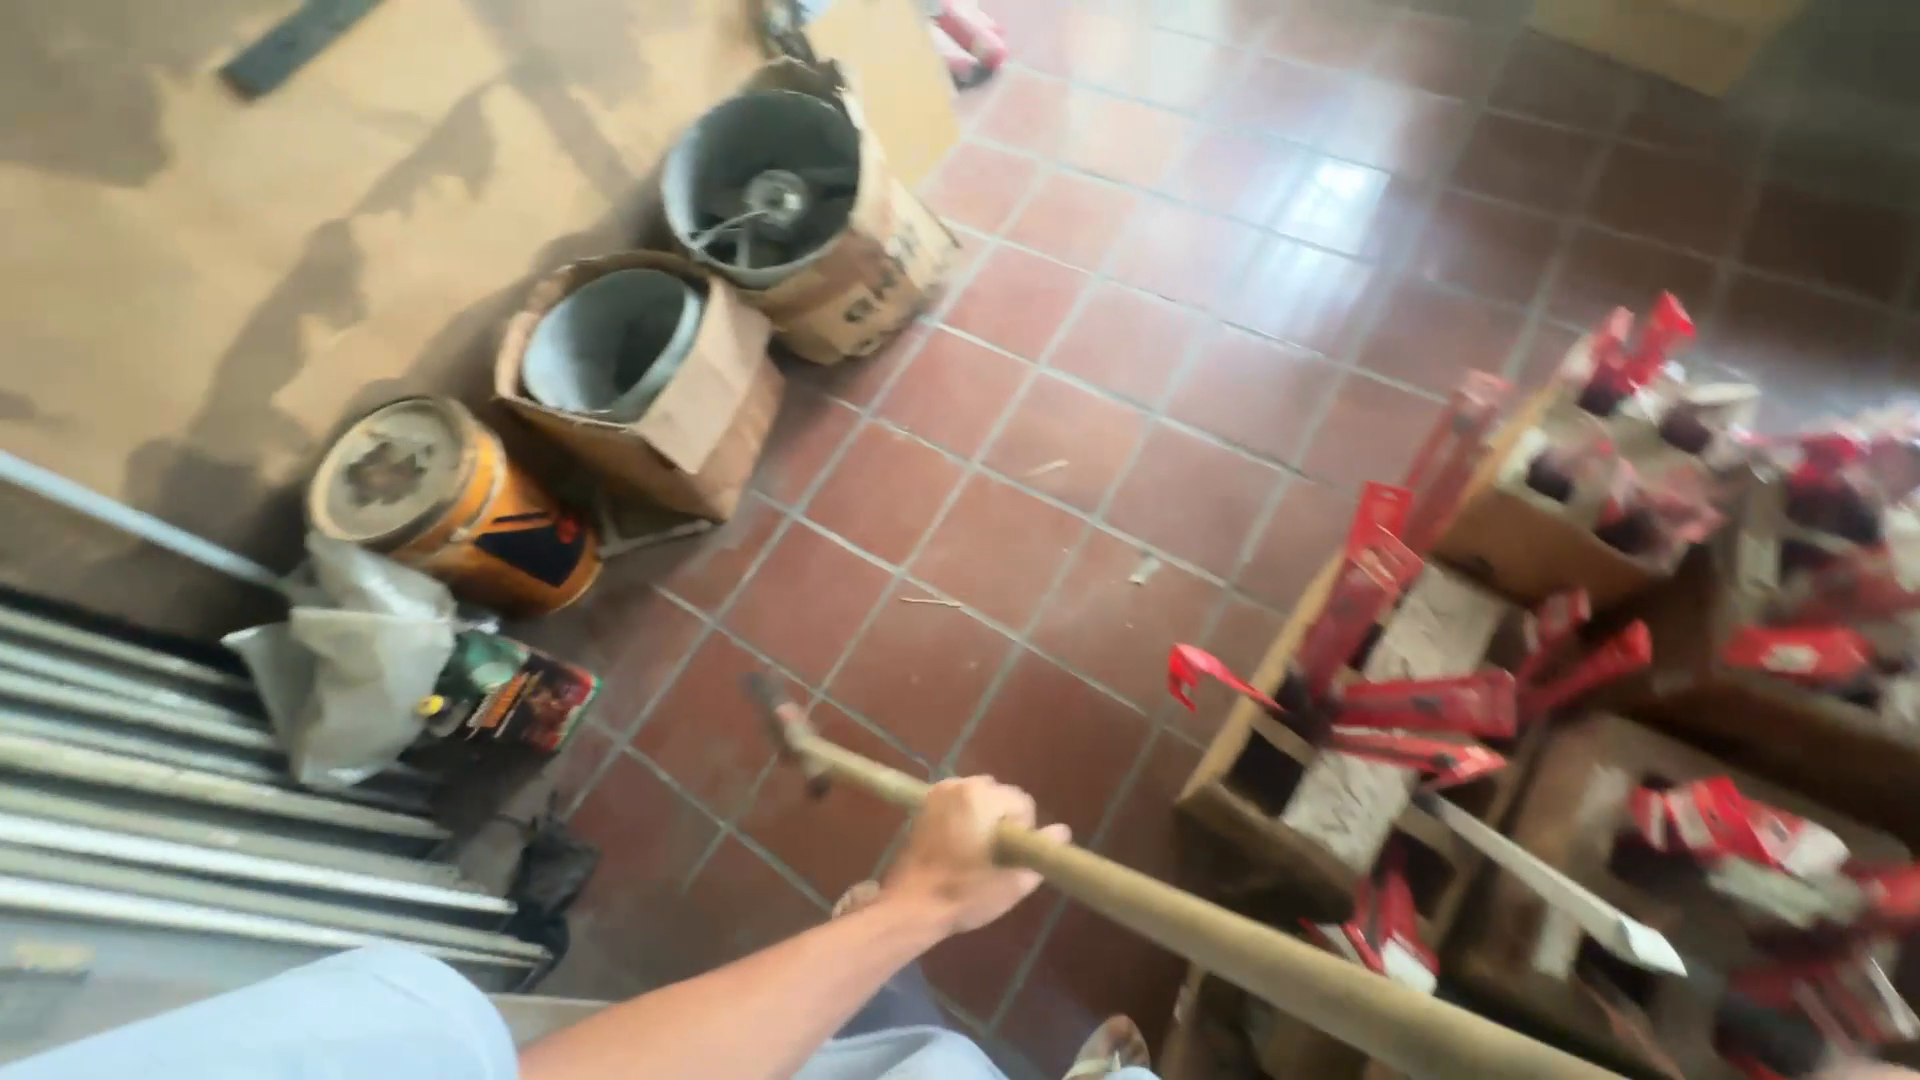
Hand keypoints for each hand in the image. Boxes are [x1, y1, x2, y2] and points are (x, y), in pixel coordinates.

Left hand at [883, 776, 1070, 935]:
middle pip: (999, 794)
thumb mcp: (1011, 882)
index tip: (1012, 857)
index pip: (1021, 802)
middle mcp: (960, 785)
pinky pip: (956, 802)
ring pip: (977, 796)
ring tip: (977, 851)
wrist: (912, 906)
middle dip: (1003, 819)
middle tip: (996, 855)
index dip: (1024, 830)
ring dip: (983, 816)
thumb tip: (1063, 831)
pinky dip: (963, 815)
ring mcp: (938, 793)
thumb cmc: (965, 894)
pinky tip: (959, 844)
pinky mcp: (924, 805)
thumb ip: (1040, 853)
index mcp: (982, 797)